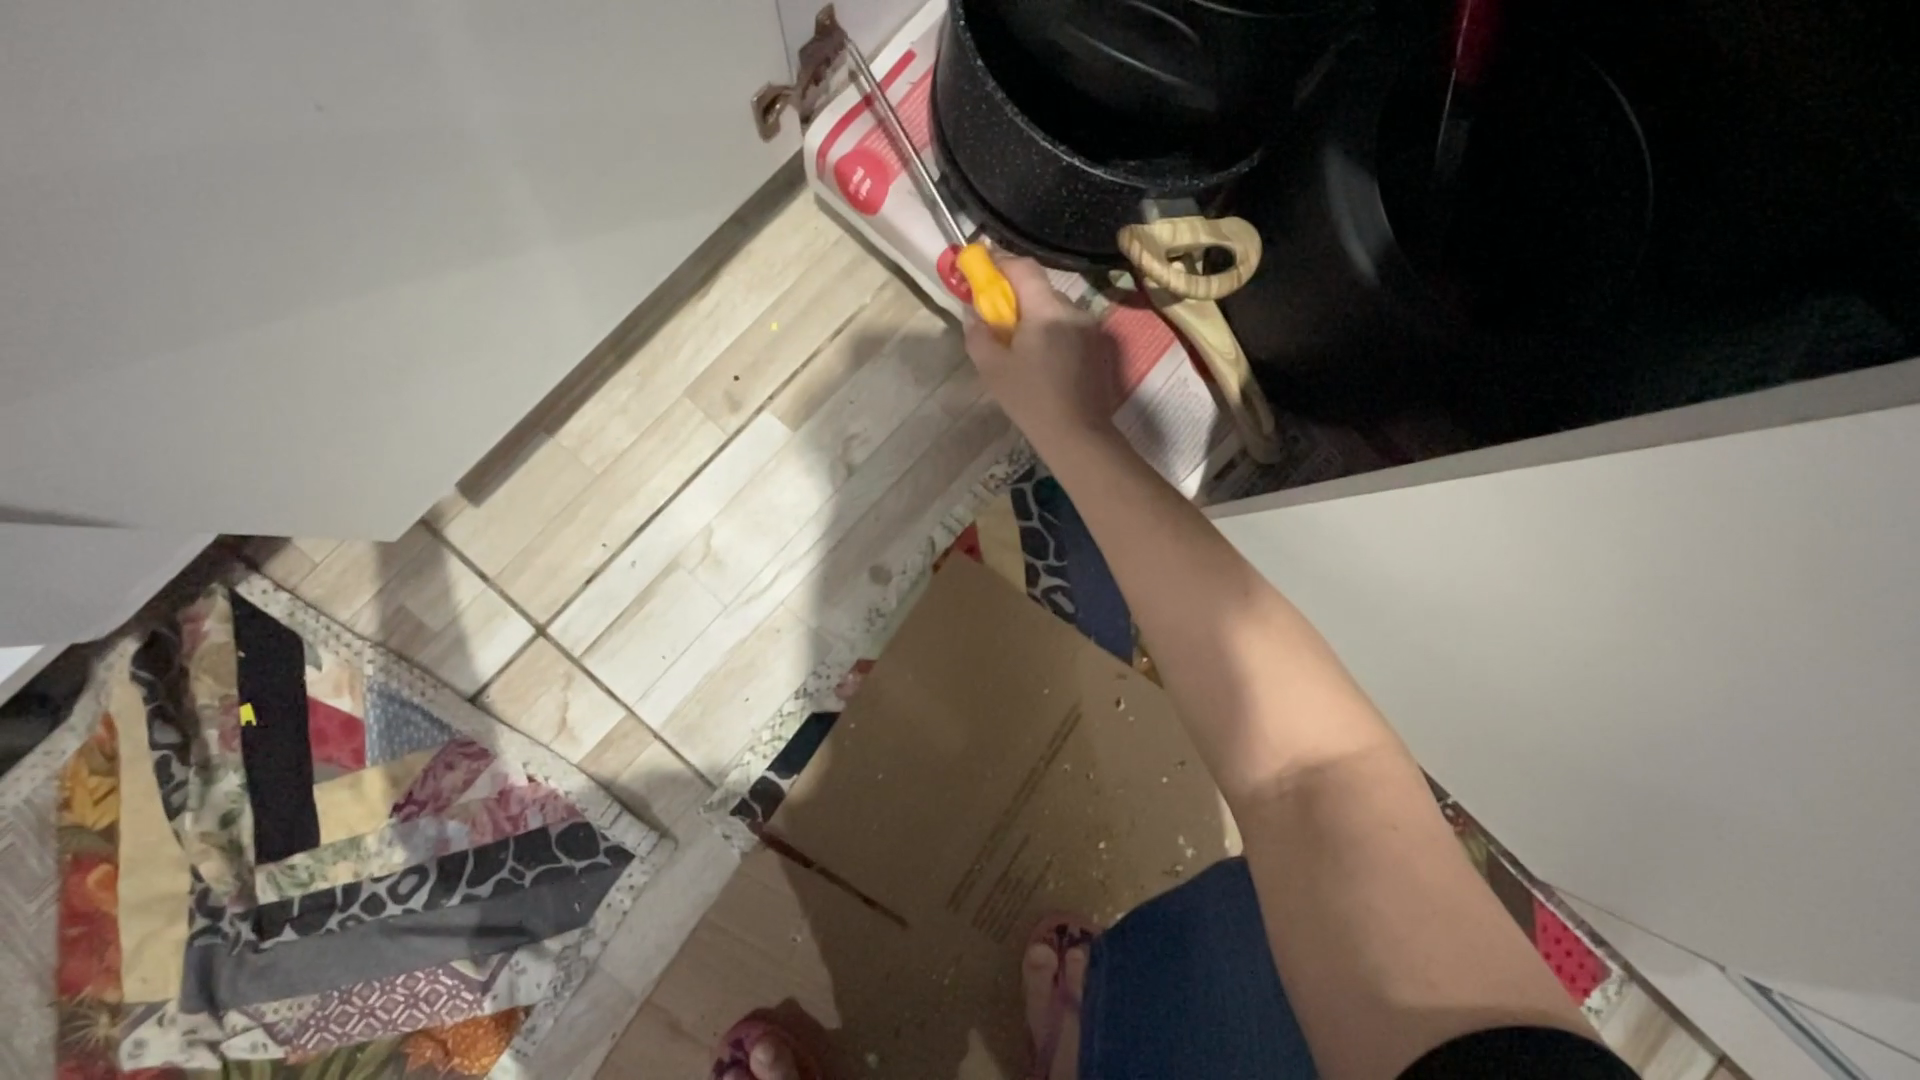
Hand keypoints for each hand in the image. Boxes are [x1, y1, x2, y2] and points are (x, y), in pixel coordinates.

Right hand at [963, 257, 1121, 448]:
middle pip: (1039, 289)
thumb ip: (978, 332)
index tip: (980, 267)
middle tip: (995, 317)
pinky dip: (1051, 333)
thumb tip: (975, 312)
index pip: (1024, 267)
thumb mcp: (992, 368)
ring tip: (1019, 347)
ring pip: (1054, 309)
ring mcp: (1090, 328)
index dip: (1000, 262)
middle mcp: (1074, 310)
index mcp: (1047, 310)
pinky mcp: (1098, 347)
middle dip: (1015, 296)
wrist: (1077, 435)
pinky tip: (1042, 362)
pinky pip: (1068, 328)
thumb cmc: (1030, 401)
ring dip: (1035, 317)